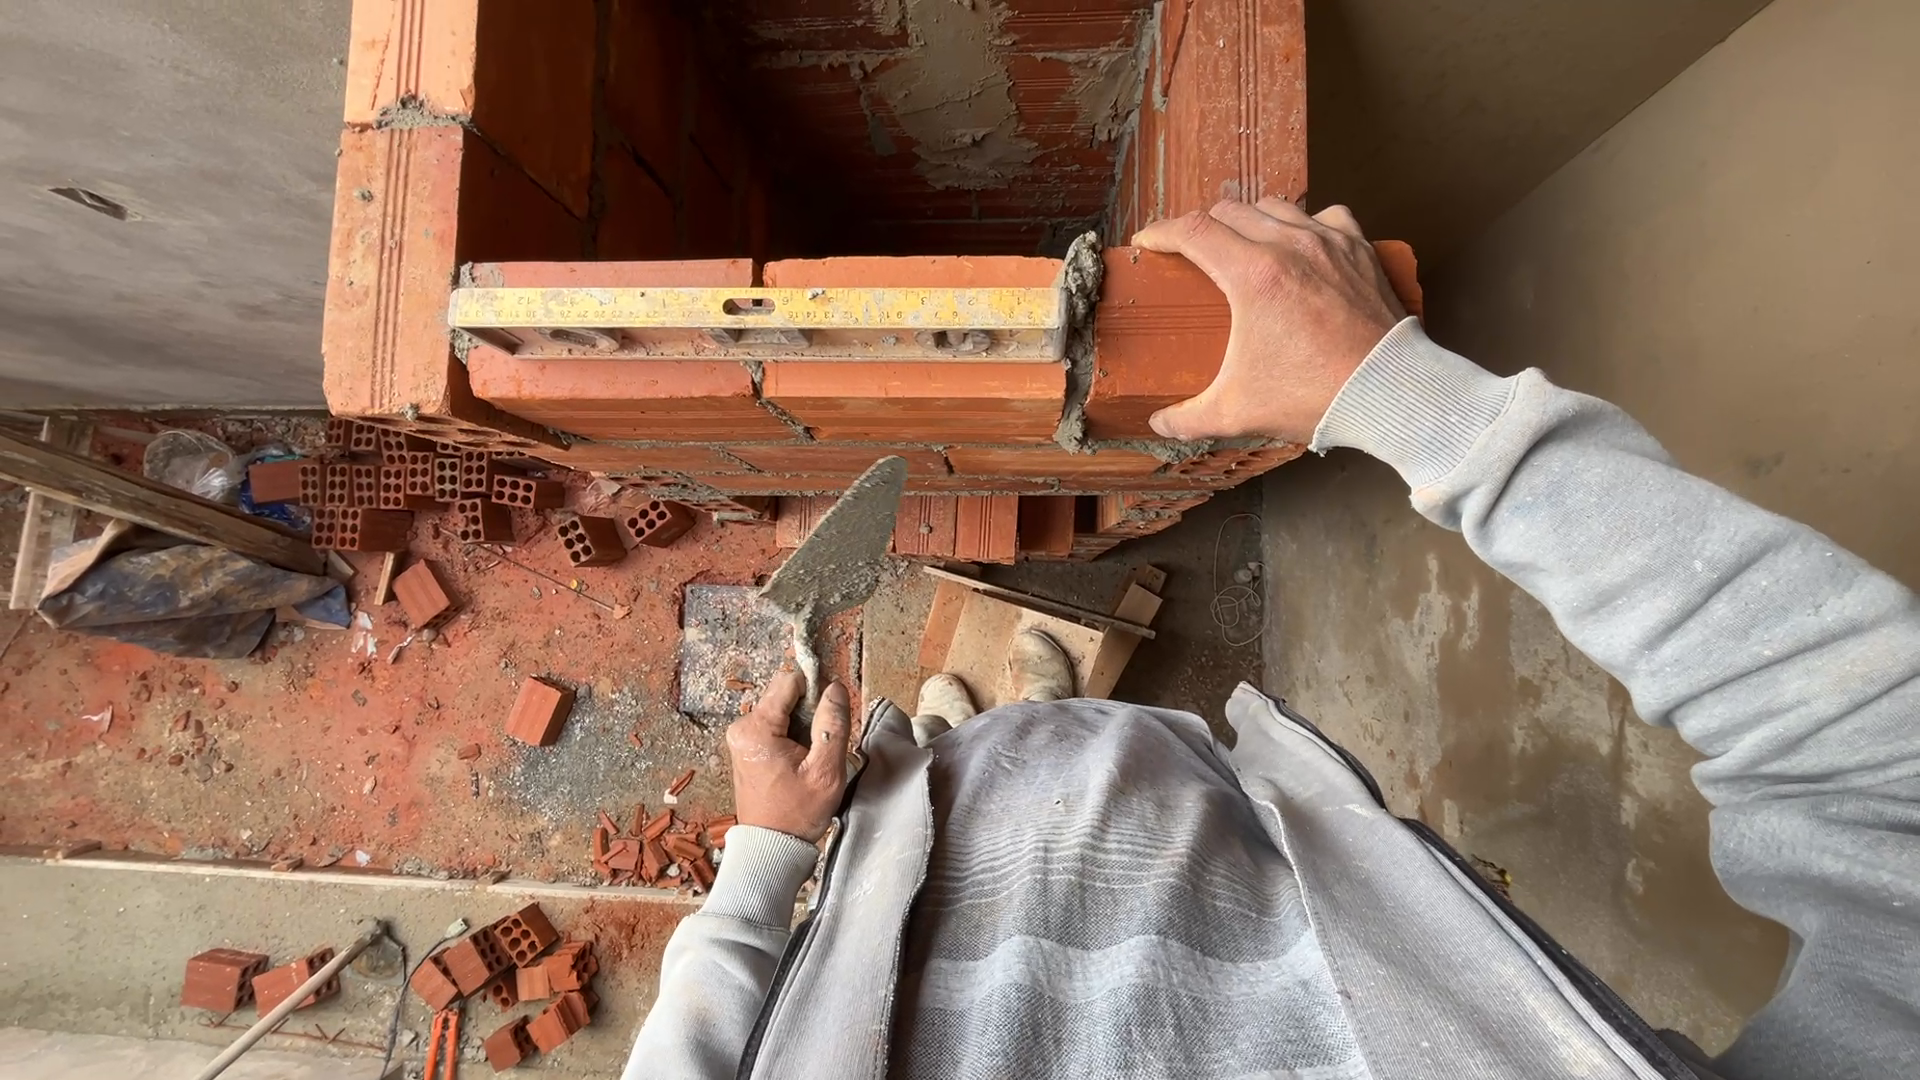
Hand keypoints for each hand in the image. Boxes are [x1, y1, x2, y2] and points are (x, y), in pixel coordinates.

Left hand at [725, 670, 850, 842]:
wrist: (771, 847)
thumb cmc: (798, 813)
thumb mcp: (826, 771)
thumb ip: (833, 724)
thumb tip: (836, 687)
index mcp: (757, 729)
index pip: (789, 680)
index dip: (815, 690)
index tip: (829, 714)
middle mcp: (742, 727)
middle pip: (785, 694)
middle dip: (809, 710)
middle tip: (819, 743)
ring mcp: (741, 737)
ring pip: (782, 708)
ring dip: (802, 723)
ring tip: (810, 755)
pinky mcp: (746, 746)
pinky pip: (775, 724)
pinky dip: (792, 734)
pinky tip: (799, 759)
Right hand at [1132, 199, 1404, 442]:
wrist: (1386, 392)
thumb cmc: (1309, 396)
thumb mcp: (1234, 412)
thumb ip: (1186, 419)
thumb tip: (1158, 423)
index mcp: (1252, 276)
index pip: (1193, 231)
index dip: (1160, 232)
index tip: (1147, 241)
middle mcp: (1290, 245)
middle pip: (1230, 211)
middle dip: (1200, 227)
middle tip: (1189, 252)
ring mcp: (1329, 242)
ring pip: (1275, 206)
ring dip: (1248, 220)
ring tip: (1239, 245)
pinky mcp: (1359, 249)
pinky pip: (1324, 215)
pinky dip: (1302, 224)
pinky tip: (1298, 246)